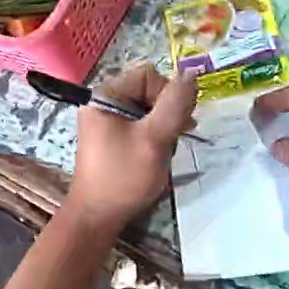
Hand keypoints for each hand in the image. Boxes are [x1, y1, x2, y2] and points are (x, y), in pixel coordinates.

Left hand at [66, 65, 196, 230]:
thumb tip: (192, 73)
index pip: (148, 75)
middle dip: (166, 113)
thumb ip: (175, 104)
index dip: (167, 94)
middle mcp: (102, 102)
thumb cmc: (124, 176)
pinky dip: (152, 137)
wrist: (97, 216)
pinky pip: (138, 125)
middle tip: (171, 139)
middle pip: (148, 90)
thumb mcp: (155, 138)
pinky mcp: (109, 137)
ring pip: (147, 110)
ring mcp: (104, 120)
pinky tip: (155, 155)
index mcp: (105, 94)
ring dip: (161, 127)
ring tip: (162, 151)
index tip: (174, 123)